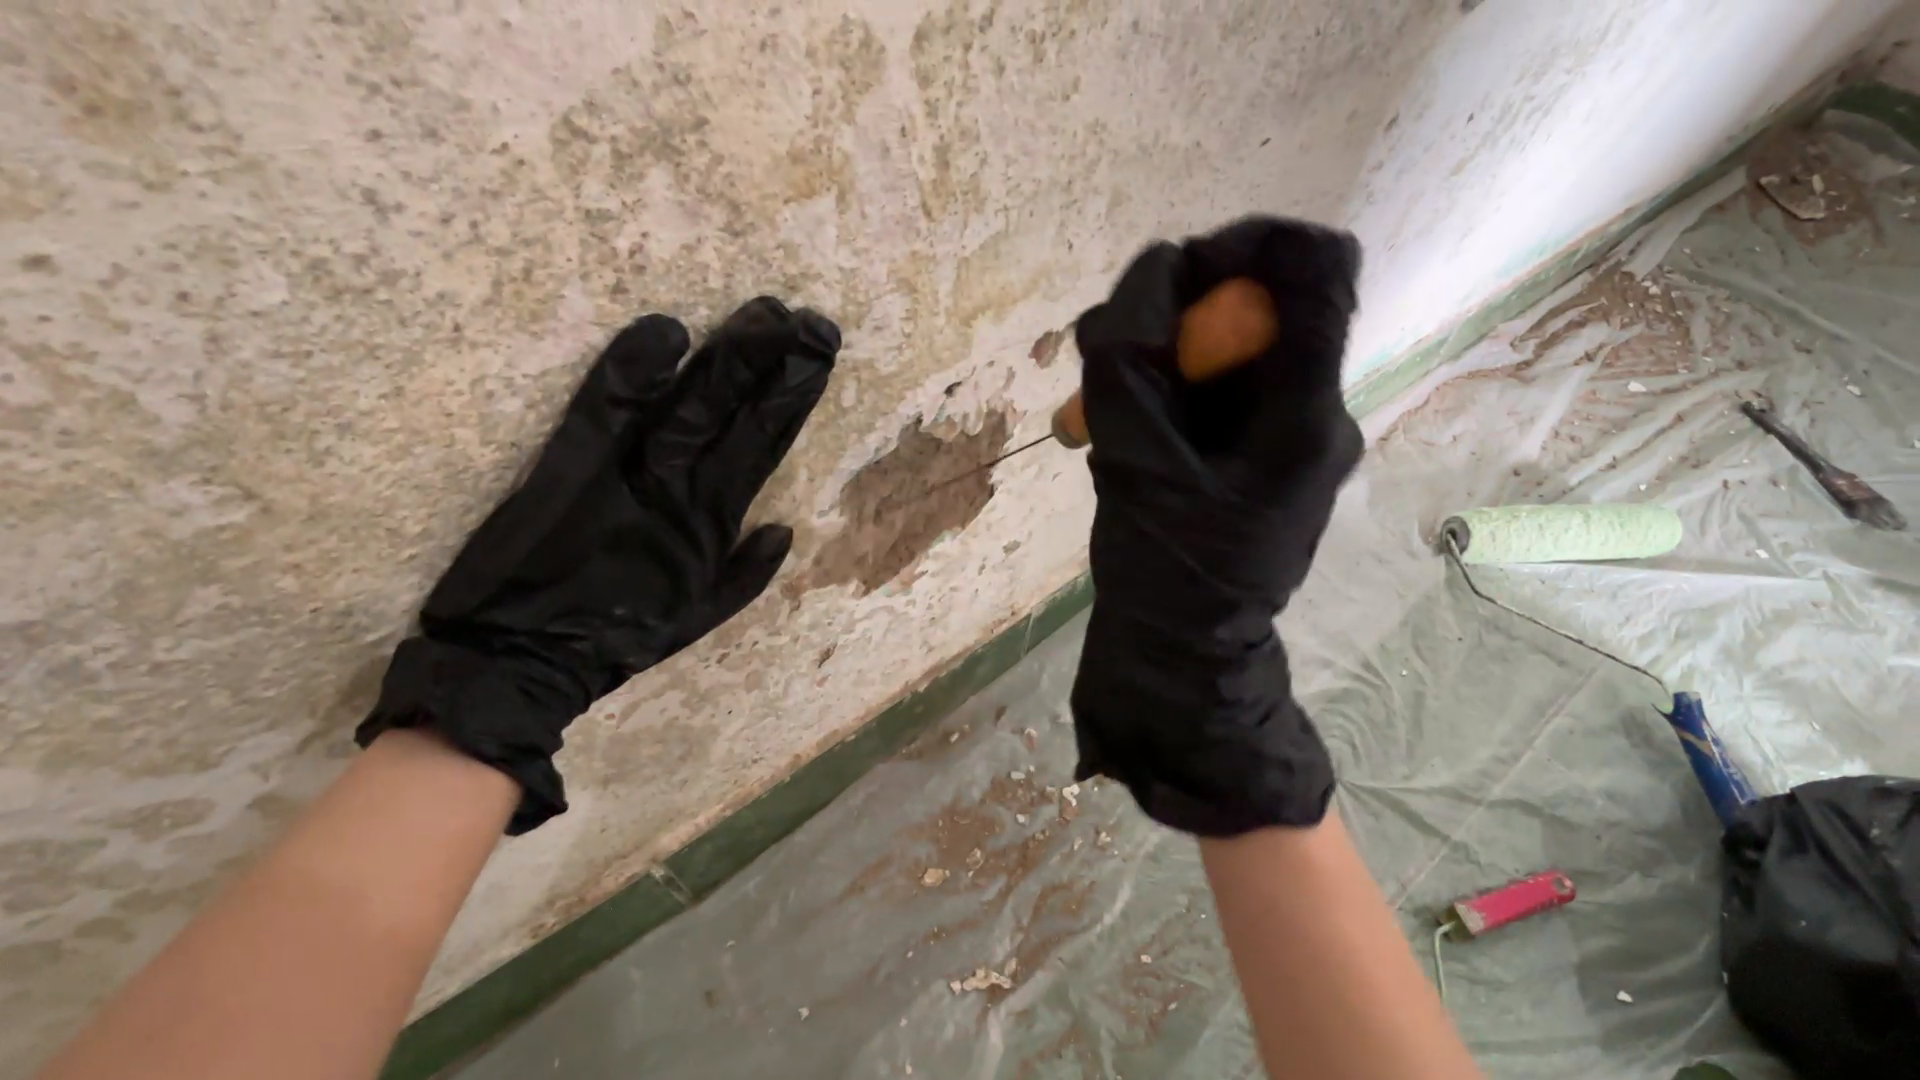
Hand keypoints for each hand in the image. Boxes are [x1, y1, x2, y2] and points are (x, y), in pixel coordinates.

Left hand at [357, 297, 838, 832]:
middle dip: (772, 362)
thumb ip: (744, 575)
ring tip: (764, 314)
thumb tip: (785, 529)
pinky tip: (667, 330)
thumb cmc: (612, 640)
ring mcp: (631, 475)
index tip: (819, 348)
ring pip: (691, 404)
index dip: (794, 395)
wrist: (524, 661)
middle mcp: (682, 491)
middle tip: (806, 318)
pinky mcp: (572, 466)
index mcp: (711, 525)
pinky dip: (634, 370)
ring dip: (729, 358)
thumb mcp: (695, 619)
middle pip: (734, 413)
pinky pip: (607, 407)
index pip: (764, 444)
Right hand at [1069, 217, 1363, 835]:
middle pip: (1268, 305)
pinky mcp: (1265, 457)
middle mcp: (1316, 411)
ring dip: (1165, 356)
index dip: (1245, 244)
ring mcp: (1294, 436)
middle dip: (1182, 310)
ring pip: (1237, 347)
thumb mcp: (1132, 459)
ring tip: (1105, 407)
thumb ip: (1128, 358)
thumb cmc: (1164, 571)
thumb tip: (1152, 267)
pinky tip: (1125, 431)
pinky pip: (1224, 392)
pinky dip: (1170, 392)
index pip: (1316, 267)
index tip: (1174, 278)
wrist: (1185, 659)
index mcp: (1306, 411)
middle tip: (1117, 356)